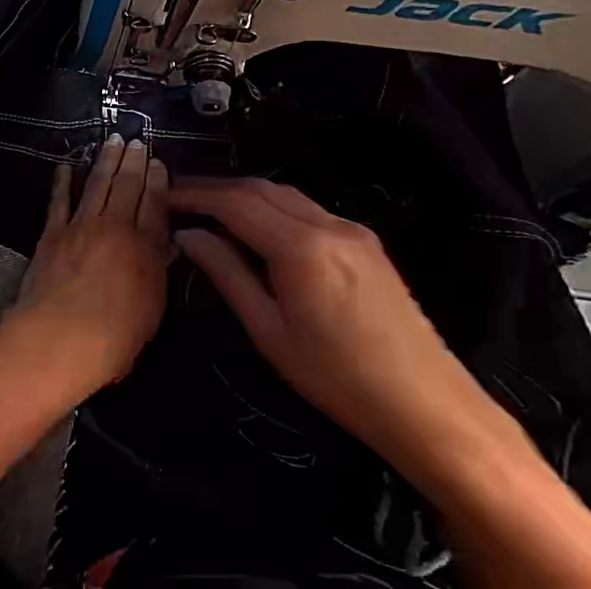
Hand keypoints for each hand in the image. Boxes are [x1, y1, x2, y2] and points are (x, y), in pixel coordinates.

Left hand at [9, 135, 169, 390]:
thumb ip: (158, 271)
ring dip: (107, 160)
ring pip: (98, 184)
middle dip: (134, 160)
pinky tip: (66, 166)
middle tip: (138, 141)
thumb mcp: (153, 307)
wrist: (59, 339)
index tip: (158, 162)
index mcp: (145, 245)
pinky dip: (63, 181)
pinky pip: (60, 200)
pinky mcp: (53, 233)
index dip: (158, 180)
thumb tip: (167, 246)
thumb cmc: (115, 335)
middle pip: (128, 185)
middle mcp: (116, 226)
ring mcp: (82, 226)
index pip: (155, 203)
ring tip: (114, 140)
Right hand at [172, 178, 489, 461]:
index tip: (166, 195)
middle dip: (218, 188)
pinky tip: (259, 228)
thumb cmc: (338, 379)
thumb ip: (228, 275)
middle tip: (181, 198)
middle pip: (262, 187)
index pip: (236, 202)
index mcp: (301, 247)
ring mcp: (352, 228)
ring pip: (287, 194)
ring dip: (247, 195)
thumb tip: (190, 236)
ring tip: (211, 210)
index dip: (197, 194)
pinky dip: (275, 208)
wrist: (425, 403)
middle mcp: (329, 224)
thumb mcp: (270, 332)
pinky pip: (310, 210)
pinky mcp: (365, 240)